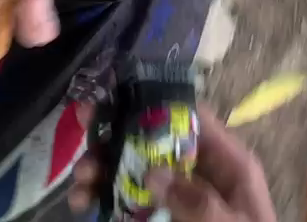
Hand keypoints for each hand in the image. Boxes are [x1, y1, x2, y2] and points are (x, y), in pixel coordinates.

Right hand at [67, 105, 274, 221]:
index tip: (116, 96)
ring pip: (134, 170)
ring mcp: (179, 198)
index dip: (155, 101)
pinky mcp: (162, 220)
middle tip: (84, 129)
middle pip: (153, 139)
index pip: (192, 116)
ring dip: (102, 169)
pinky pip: (129, 204)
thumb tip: (152, 173)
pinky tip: (83, 203)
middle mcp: (200, 173)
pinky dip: (104, 200)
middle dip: (116, 135)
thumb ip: (198, 202)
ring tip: (79, 180)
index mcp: (226, 164)